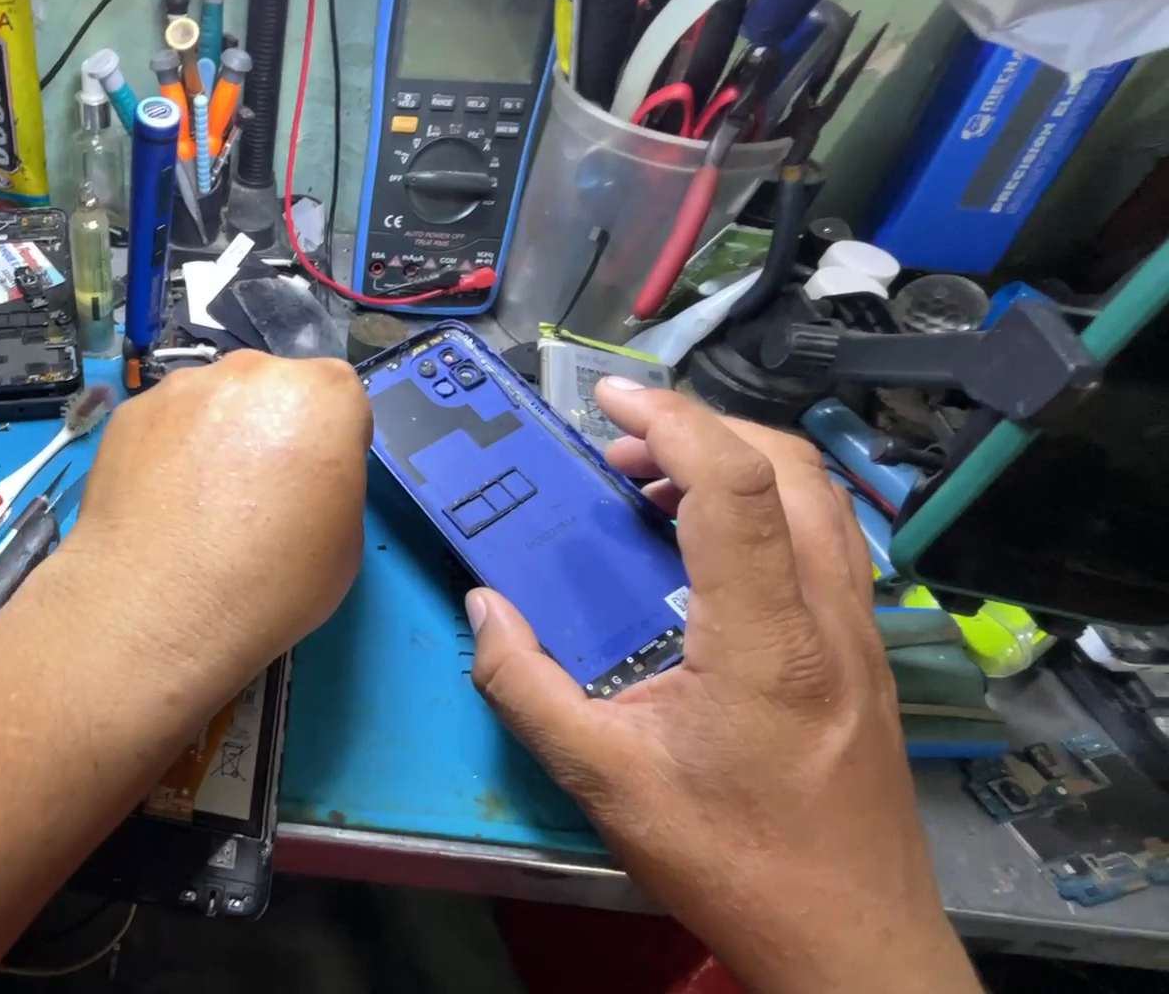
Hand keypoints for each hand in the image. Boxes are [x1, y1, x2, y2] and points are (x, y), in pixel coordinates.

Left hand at [56, 351, 371, 685]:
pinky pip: (163, 424)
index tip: (313, 482)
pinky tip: (158, 503)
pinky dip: (165, 451)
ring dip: (215, 435)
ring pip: (213, 403)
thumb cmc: (271, 583)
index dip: (330, 442)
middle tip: (253, 492)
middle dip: (270, 427)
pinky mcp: (130, 412)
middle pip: (272, 391)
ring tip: (196, 501)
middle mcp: (251, 374)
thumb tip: (301, 478)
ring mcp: (182, 388)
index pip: (340, 400)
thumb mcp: (345, 542)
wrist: (159, 609)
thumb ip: (331, 482)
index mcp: (322, 396)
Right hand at [470, 379, 977, 993]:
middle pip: (791, 470)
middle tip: (617, 442)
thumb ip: (522, 685)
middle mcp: (828, 619)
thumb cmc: (728, 857)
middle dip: (699, 429)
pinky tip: (693, 542)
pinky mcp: (859, 650)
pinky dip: (755, 505)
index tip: (609, 401)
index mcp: (765, 641)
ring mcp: (857, 632)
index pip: (735, 488)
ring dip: (731, 463)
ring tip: (646, 480)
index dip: (673, 424)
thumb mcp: (598, 778)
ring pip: (818, 498)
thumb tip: (482, 607)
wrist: (849, 942)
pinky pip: (818, 538)